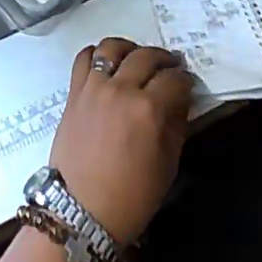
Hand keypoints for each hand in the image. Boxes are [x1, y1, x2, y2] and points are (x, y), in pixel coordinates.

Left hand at [48, 36, 194, 243]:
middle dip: (164, 60)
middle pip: (147, 56)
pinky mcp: (74, 93)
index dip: (185, 81)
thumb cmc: (130, 197)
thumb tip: (181, 101)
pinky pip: (84, 58)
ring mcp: (94, 88)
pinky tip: (106, 64)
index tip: (187, 86)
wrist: (80, 214)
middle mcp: (121, 90)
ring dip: (130, 49)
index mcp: (149, 109)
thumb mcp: (167, 165)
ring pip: (113, 47)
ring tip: (137, 60)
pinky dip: (96, 54)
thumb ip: (177, 125)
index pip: (175, 79)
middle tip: (169, 69)